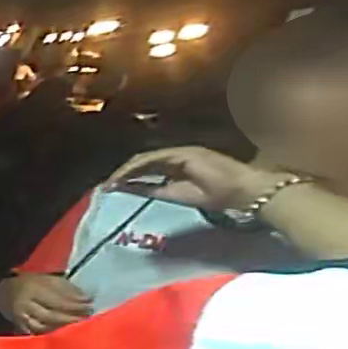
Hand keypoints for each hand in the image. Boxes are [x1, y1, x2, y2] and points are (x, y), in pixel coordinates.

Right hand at [0, 274, 92, 333]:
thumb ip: (67, 289)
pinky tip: (61, 334)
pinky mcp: (18, 327)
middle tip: (86, 320)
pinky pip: (35, 334)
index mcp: (32, 291)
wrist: (5, 291)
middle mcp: (25, 306)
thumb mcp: (49, 280)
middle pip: (51, 316)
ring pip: (42, 327)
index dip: (75, 306)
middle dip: (71, 319)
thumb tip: (87, 299)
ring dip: (61, 329)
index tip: (90, 306)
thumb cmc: (32, 284)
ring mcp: (20, 318)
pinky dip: (49, 335)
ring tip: (76, 328)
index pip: (57, 301)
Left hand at [105, 146, 289, 214]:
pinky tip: (123, 177)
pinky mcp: (184, 153)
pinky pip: (153, 159)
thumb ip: (149, 189)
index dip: (126, 177)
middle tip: (105, 185)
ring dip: (124, 171)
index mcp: (176, 166)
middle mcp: (177, 156)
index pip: (145, 168)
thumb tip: (125, 188)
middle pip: (141, 162)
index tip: (108, 188)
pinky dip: (136, 168)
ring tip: (110, 183)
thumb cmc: (214, 196)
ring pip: (144, 159)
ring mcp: (181, 153)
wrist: (243, 193)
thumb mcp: (172, 194)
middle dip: (121, 173)